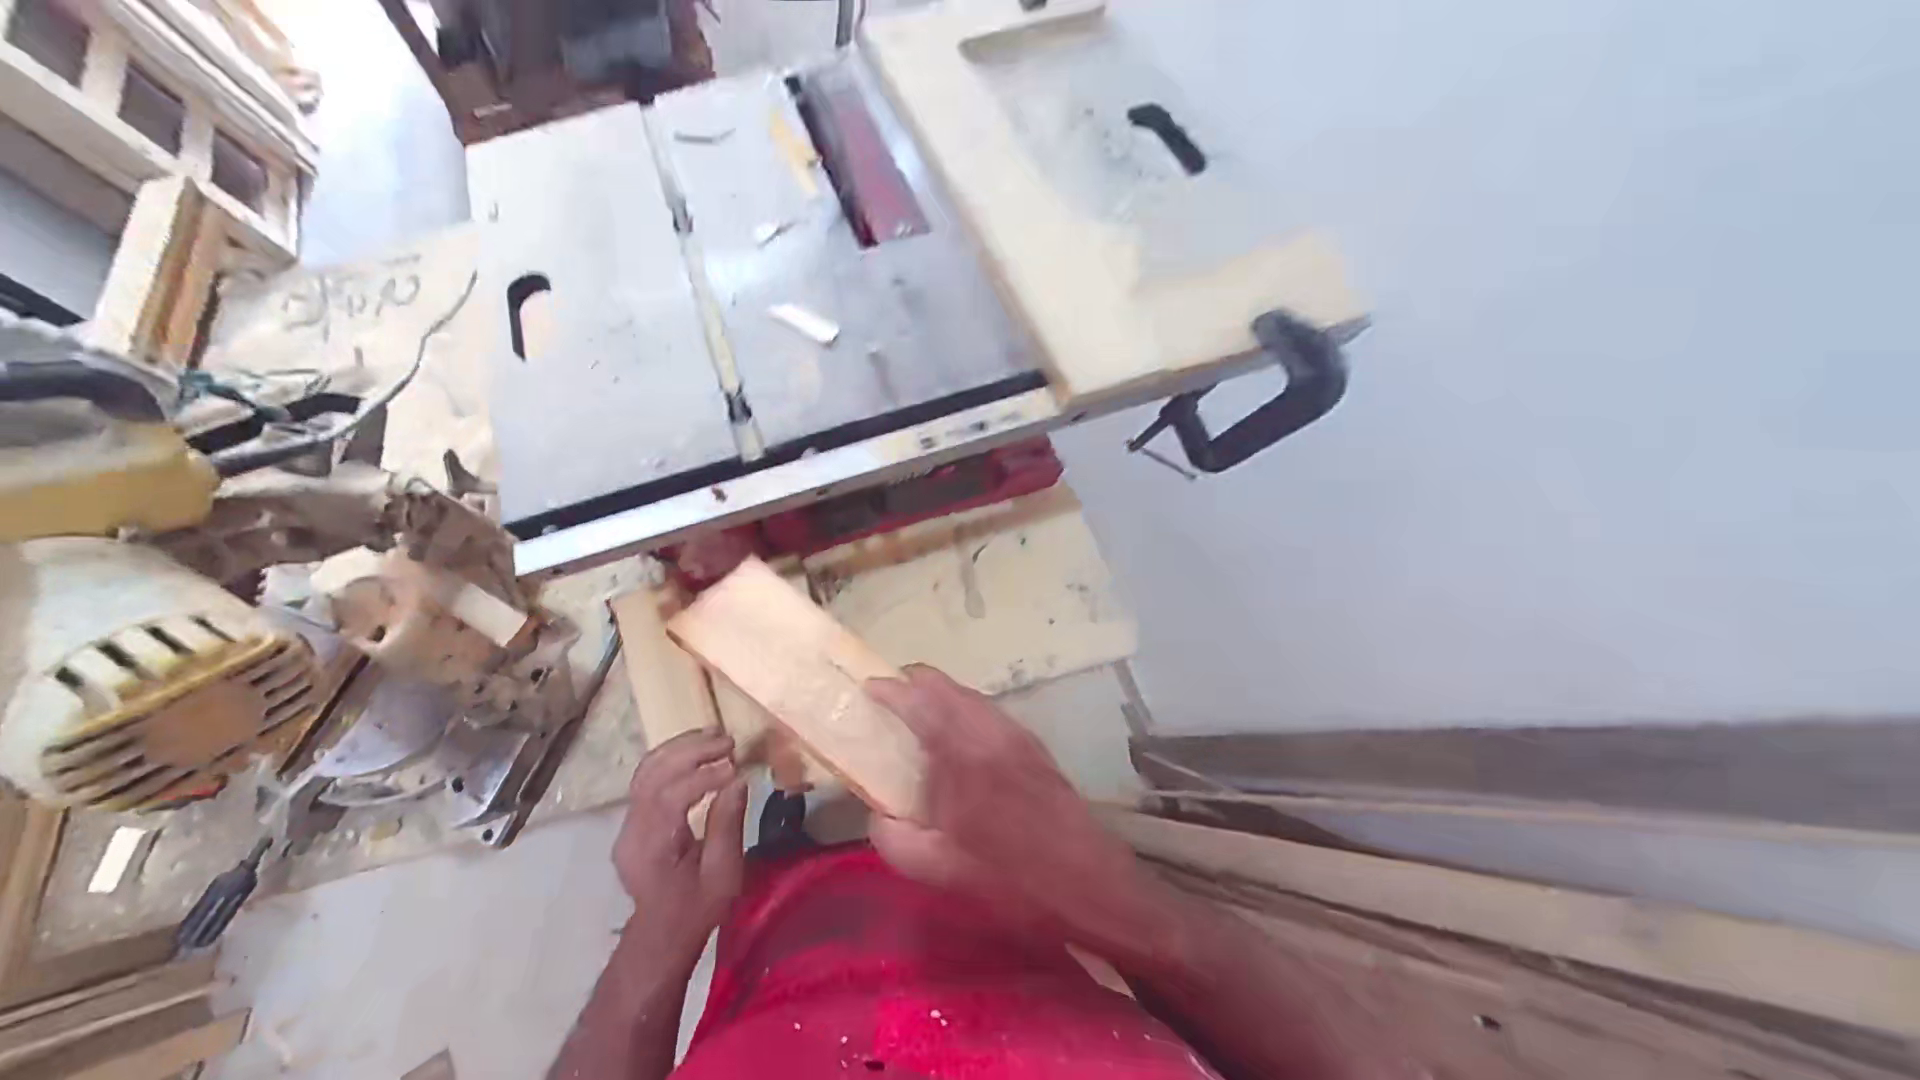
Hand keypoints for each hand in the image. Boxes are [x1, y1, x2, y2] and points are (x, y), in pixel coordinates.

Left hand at [611, 730, 748, 959]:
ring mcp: (628, 822)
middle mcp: (631, 831)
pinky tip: (697, 746)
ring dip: (681, 746)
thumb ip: (727, 826)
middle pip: (652, 776)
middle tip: (728, 742)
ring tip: (715, 735)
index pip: (668, 799)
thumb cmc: (697, 907)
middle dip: (691, 752)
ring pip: (646, 770)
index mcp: (651, 849)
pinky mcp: (633, 816)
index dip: (702, 777)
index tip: (734, 766)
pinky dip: (672, 755)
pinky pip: (647, 776)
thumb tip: (738, 781)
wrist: (662, 932)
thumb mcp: (723, 875)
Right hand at [866, 667, 1183, 963]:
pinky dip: (962, 711)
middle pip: (945, 685)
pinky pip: (988, 712)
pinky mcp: (1034, 745)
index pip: (919, 699)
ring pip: (969, 696)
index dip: (888, 688)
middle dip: (912, 684)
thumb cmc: (1012, 880)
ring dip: (939, 697)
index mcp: (964, 753)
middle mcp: (991, 730)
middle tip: (886, 703)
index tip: (865, 688)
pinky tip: (956, 742)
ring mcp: (1017, 734)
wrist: (1090, 884)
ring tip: (916, 721)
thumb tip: (877, 810)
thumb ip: (893, 836)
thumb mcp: (938, 869)